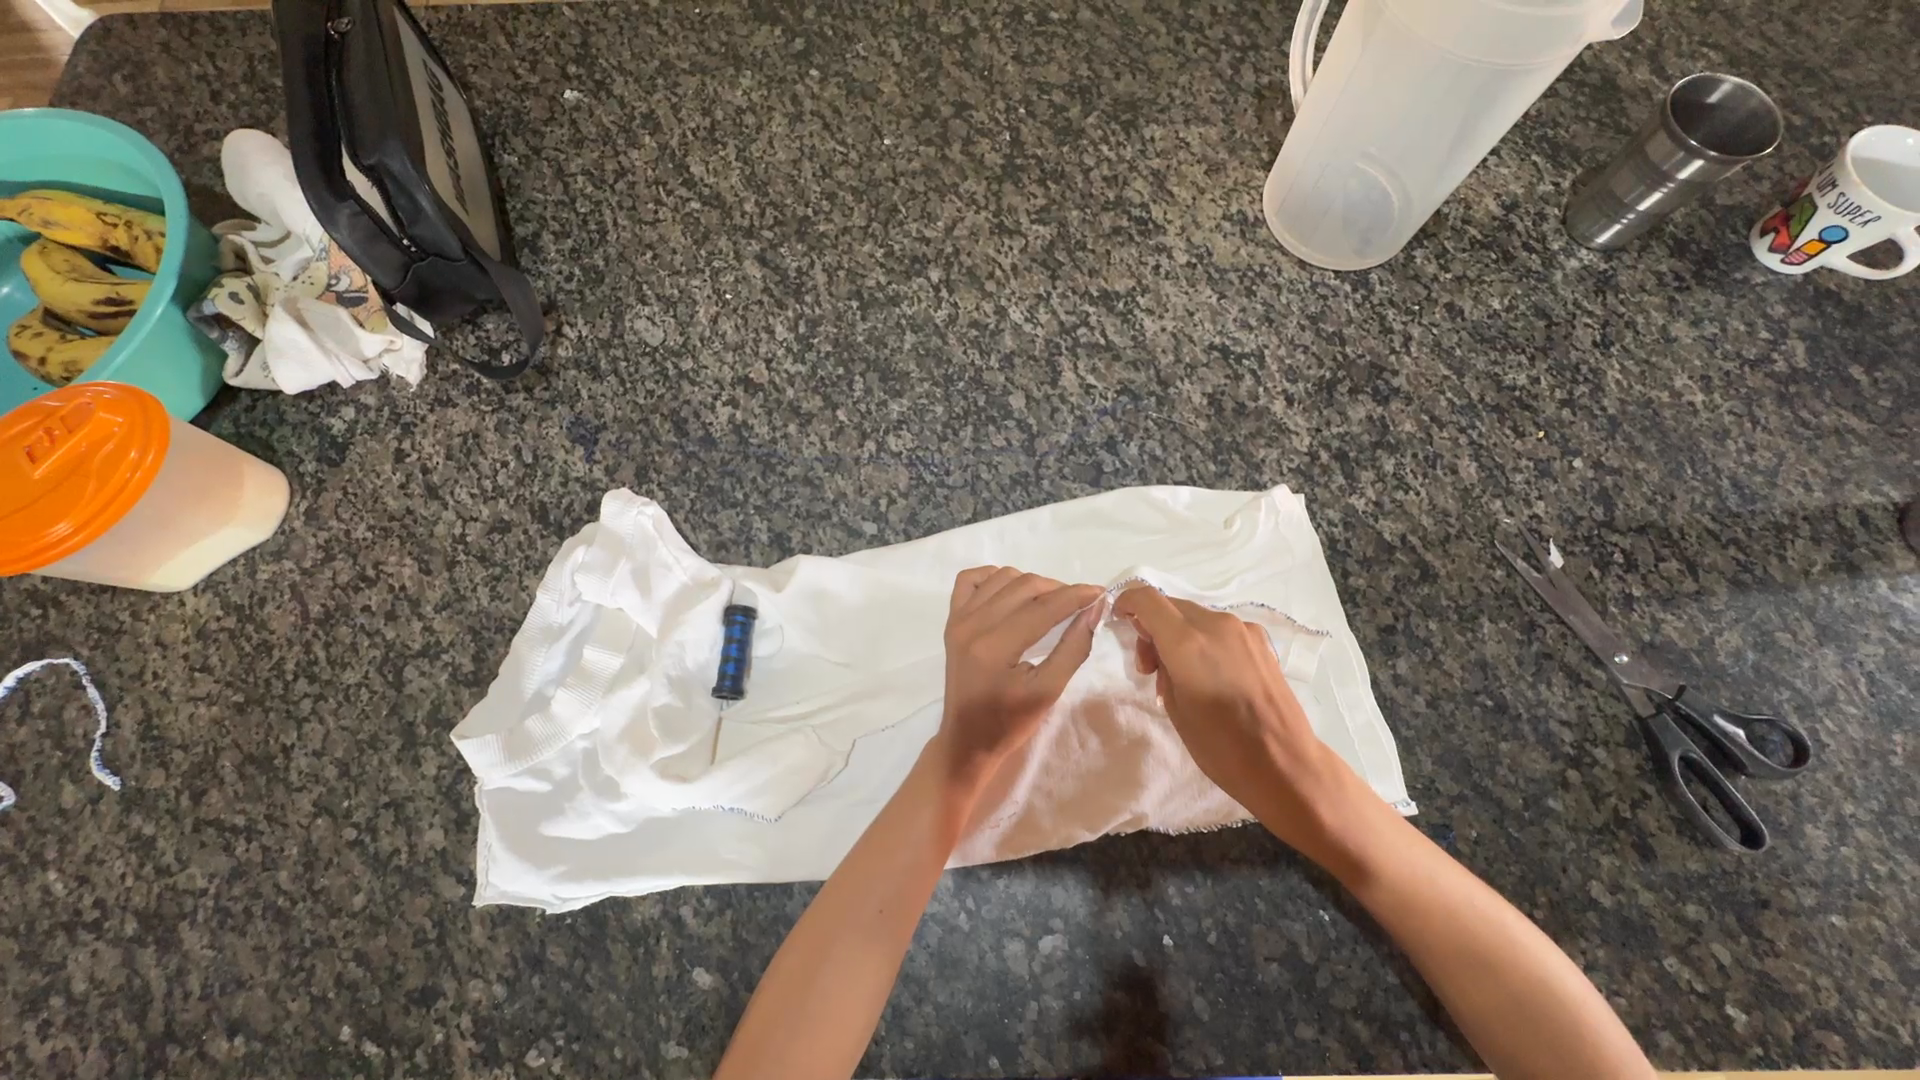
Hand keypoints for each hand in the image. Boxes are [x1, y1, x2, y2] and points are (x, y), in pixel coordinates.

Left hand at [934, 566, 1102, 788]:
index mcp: (994, 647)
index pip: (1043, 608)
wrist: (967, 741)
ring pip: (1001, 578)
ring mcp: (958, 620)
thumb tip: (1094, 610)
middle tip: (1081, 603)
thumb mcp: (1049, 691)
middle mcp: (972, 625)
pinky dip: (994, 578)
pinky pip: (970, 581)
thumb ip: (1073, 648)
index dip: (1076, 596)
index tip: (1101, 593)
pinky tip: (1013, 593)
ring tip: (1052, 602)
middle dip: (1058, 589)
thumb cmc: (1009, 723)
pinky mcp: (952, 621)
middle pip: (1024, 586)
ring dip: (1031, 583)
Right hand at [1114, 586, 1370, 857]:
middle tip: (1150, 668)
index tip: (1119, 622)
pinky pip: (1220, 629)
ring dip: (1179, 635)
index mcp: (1188, 642)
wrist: (1283, 763)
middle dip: (1153, 626)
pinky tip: (1210, 676)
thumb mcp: (1175, 706)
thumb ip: (1161, 664)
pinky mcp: (1261, 641)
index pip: (1147, 599)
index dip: (1126, 603)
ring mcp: (1243, 630)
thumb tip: (1158, 644)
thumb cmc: (1220, 746)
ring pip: (1196, 617)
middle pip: (1172, 606)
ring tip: (1181, 677)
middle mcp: (1216, 624)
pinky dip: (1204, 641)